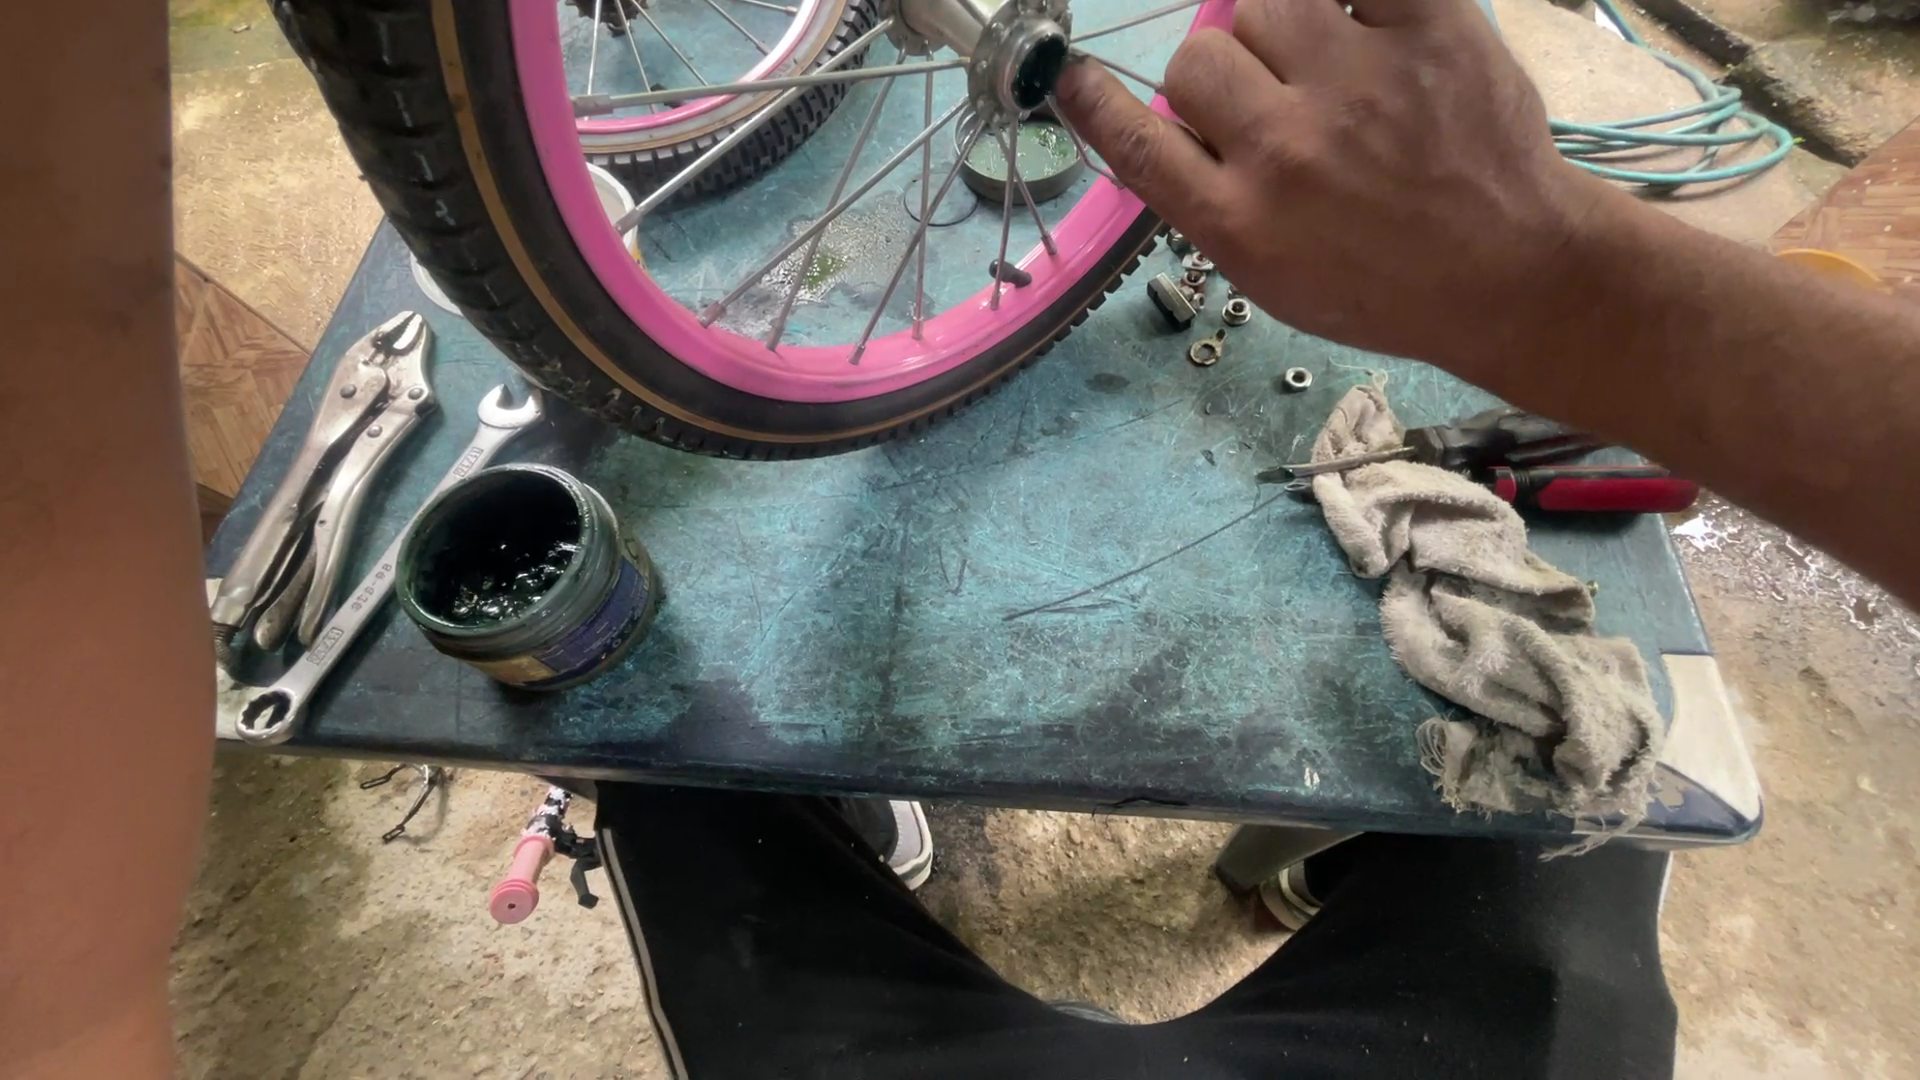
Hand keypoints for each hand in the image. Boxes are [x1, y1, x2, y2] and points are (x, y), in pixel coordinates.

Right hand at [1054, 0, 1627, 375]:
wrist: (1500, 273)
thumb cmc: (1368, 291)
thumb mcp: (1263, 276)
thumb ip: (1207, 204)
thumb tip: (1172, 131)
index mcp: (1237, 222)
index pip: (1140, 145)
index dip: (1093, 104)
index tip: (1067, 73)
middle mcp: (1282, 149)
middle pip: (1195, 59)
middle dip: (1214, 79)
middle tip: (1259, 104)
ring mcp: (1356, 81)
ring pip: (1262, 2)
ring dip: (1271, 31)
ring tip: (1316, 66)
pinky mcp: (1429, 27)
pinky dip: (1344, 0)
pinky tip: (1357, 28)